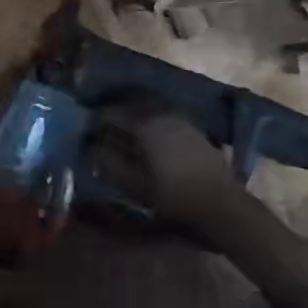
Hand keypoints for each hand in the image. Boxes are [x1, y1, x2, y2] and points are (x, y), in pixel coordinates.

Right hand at [97, 103, 246, 229]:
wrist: (219, 201)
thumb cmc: (174, 195)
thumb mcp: (136, 185)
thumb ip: (112, 165)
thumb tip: (94, 151)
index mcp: (146, 125)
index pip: (114, 112)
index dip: (99, 118)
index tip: (88, 126)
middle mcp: (163, 115)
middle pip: (133, 106)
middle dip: (117, 113)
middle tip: (104, 126)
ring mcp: (181, 119)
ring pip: (151, 110)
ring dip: (136, 116)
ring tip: (125, 131)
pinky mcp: (194, 128)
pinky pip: (165, 118)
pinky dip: (153, 123)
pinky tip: (151, 138)